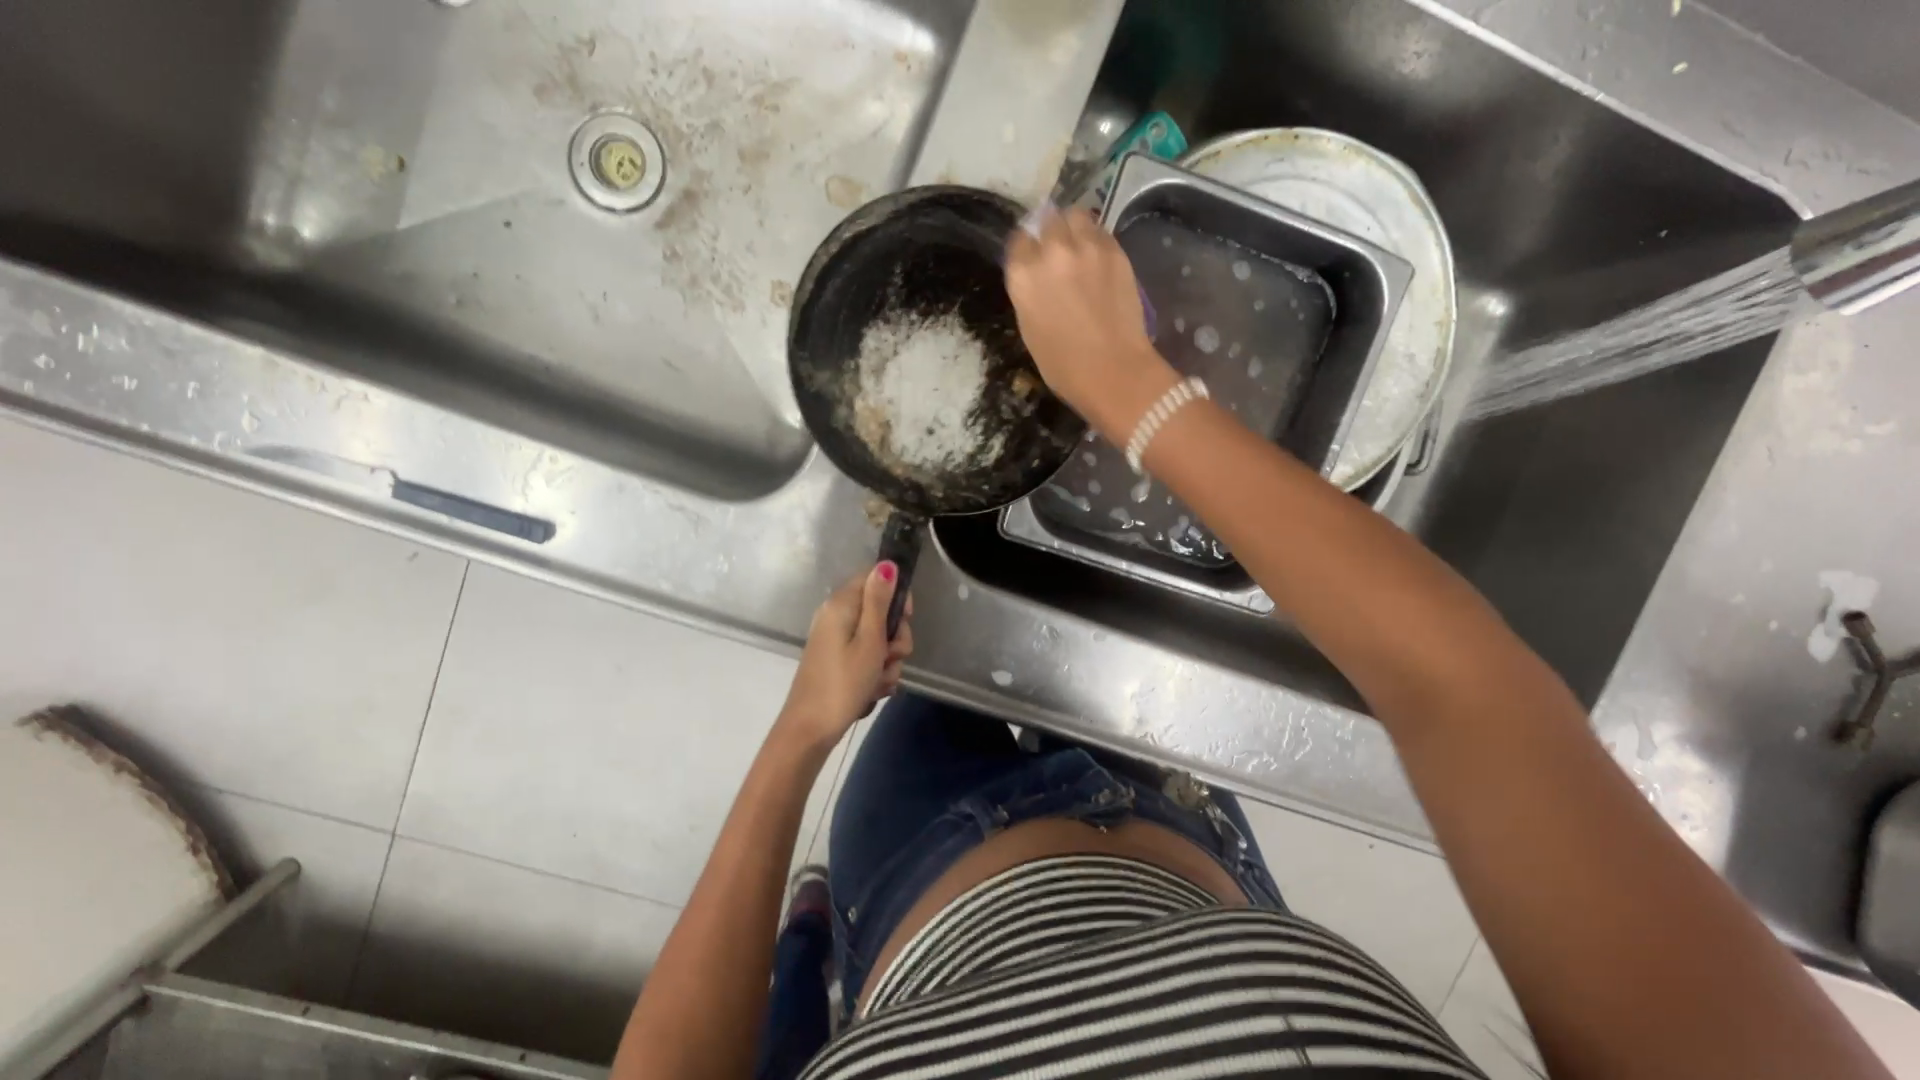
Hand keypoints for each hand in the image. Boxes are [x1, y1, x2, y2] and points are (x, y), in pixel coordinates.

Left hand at [777, 562, 912, 748]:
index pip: (875, 579)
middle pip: (880, 613)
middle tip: (889, 657)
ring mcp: (836, 641)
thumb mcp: (870, 640)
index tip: (905, 620)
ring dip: (887, 662)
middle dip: (895, 638)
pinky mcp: (838, 662)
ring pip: (878, 641)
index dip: (896, 597)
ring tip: (878, 681)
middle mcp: (836, 617)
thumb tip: (887, 564)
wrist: (810, 729)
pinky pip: (867, 659)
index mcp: (841, 605)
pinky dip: (874, 674)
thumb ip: (879, 601)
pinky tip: (872, 691)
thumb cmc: (844, 683)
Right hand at [1005, 207, 1179, 441]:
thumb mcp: (1029, 327)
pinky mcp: (1115, 250)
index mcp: (1022, 275)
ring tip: (1081, 246)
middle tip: (1059, 250)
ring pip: (1075, 215)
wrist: (1113, 371)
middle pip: (1047, 219)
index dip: (1027, 247)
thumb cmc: (1063, 365)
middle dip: (1051, 231)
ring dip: (1074, 227)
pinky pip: (1100, 231)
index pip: (1019, 239)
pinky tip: (1100, 260)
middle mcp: (1051, 251)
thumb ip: (1029, 291)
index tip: (1034, 256)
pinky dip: (1097, 239)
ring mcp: (1086, 247)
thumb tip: (1036, 274)